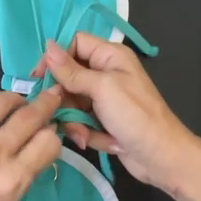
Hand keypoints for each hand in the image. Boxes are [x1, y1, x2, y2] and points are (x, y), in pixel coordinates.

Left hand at [0, 89, 64, 200]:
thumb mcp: (10, 200)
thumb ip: (27, 166)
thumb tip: (42, 135)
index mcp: (11, 180)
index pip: (48, 142)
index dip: (53, 134)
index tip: (52, 130)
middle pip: (28, 116)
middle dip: (45, 104)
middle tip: (50, 96)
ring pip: (0, 102)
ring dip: (14, 101)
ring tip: (16, 104)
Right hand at [38, 32, 200, 188]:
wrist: (160, 157)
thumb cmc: (135, 116)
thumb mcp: (102, 88)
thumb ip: (72, 71)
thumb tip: (47, 47)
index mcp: (110, 56)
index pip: (74, 43)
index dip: (55, 57)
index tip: (39, 77)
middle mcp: (106, 73)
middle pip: (68, 75)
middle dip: (63, 97)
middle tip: (59, 112)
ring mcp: (103, 98)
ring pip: (71, 101)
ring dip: (73, 119)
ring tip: (83, 134)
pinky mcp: (101, 120)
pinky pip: (80, 119)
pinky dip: (84, 131)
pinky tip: (91, 141)